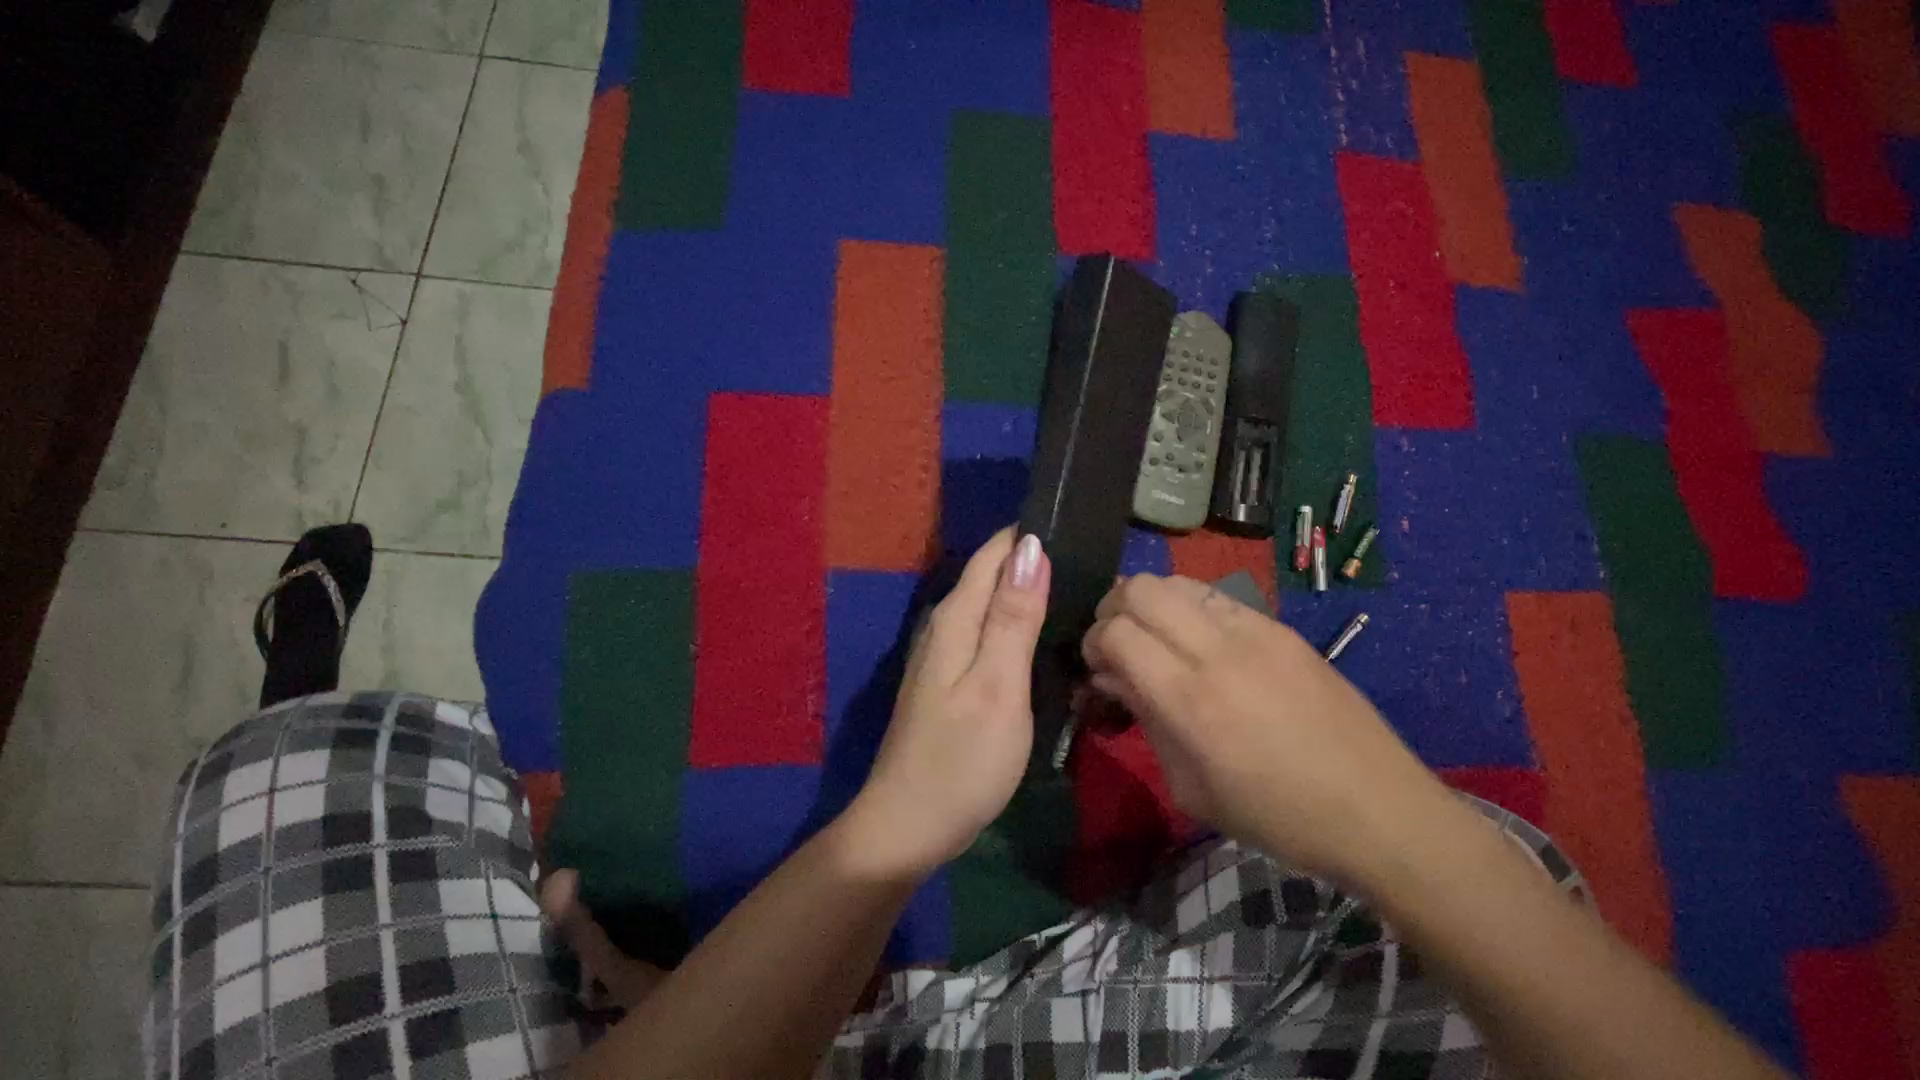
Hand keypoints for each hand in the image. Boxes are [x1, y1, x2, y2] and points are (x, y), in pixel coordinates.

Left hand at [845, 528, 1049, 878]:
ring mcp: (944, 659)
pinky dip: (1018, 630)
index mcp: (956, 621)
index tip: (1079, 524)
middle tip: (1094, 562)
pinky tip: (1045, 644)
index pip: (994, 555)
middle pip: (990, 578)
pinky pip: (988, 639)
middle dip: (1034, 563)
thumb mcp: (998, 686)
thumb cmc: (962, 759)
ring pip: (990, 609)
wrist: (910, 826)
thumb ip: (1014, 618)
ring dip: (1028, 597)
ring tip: (1081, 596)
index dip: (1030, 535)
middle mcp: (944, 629)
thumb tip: (1031, 548)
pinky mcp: (950, 685)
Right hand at [1081, 574, 1457, 887]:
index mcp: (1190, 700)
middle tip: (1118, 644)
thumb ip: (1147, 722)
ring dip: (1152, 602)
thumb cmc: (1278, 817)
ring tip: (1157, 638)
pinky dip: (1192, 608)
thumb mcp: (1193, 788)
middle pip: (1140, 589)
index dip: (1093, 642)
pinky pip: (1219, 597)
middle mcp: (1218, 651)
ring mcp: (1256, 632)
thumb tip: (1113, 677)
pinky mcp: (1283, 629)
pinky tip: (1201, 643)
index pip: (1116, 632)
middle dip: (1113, 610)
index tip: (1097, 668)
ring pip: (1179, 581)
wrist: (1378, 810)